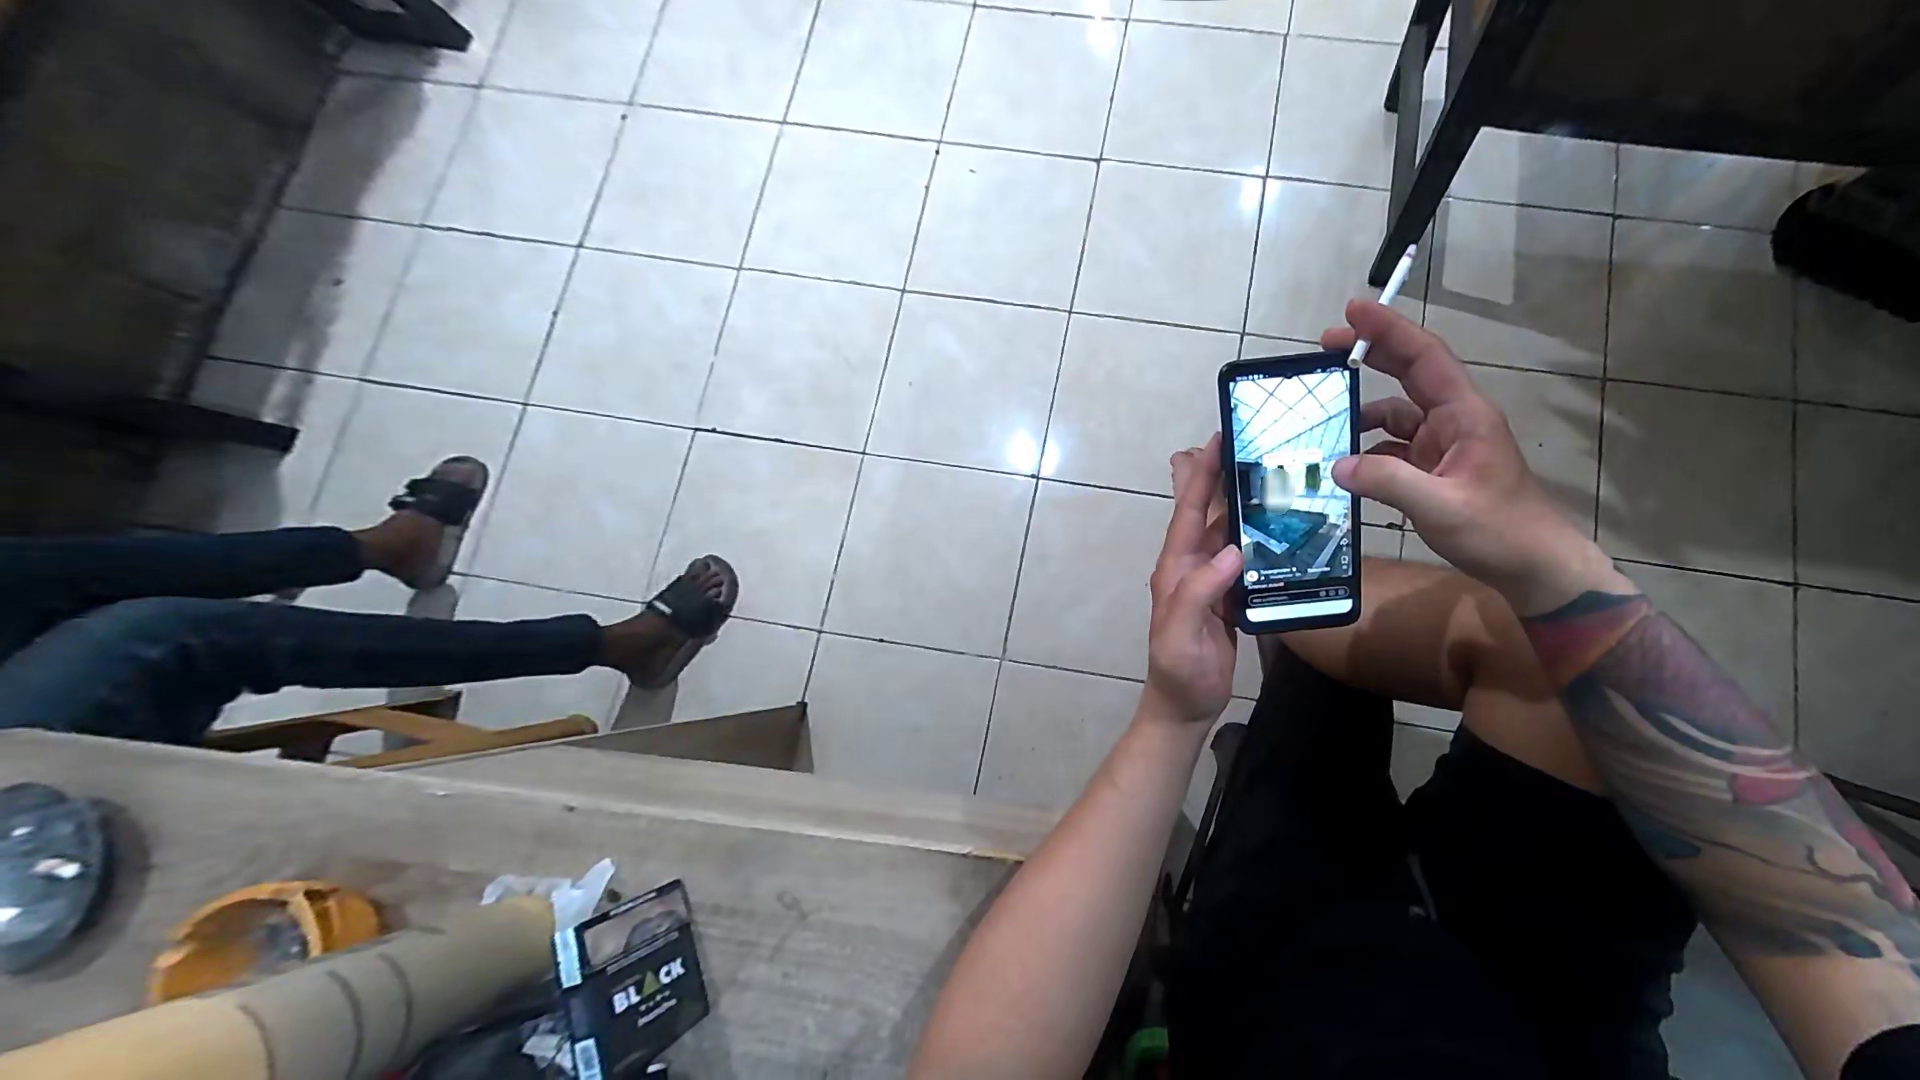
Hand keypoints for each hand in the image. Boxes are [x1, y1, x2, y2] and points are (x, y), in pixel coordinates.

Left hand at [1145, 434, 1243, 724]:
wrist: (1185, 704)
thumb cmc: (1179, 672)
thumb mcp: (1180, 635)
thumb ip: (1198, 593)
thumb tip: (1231, 551)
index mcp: (1175, 569)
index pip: (1187, 513)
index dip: (1200, 477)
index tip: (1215, 440)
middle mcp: (1190, 566)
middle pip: (1204, 513)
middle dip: (1218, 477)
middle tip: (1241, 441)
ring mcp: (1210, 580)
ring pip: (1226, 532)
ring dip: (1242, 503)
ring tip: (1269, 473)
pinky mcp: (1228, 596)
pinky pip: (1244, 559)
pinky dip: (1258, 538)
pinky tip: (1279, 527)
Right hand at [1322, 301, 1620, 613]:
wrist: (1533, 565)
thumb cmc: (1498, 530)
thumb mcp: (1440, 507)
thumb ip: (1387, 482)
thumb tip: (1335, 465)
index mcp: (1464, 416)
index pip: (1424, 359)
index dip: (1390, 330)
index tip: (1354, 310)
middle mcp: (1452, 421)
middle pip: (1408, 374)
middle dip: (1370, 354)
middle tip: (1325, 345)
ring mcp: (1441, 445)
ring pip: (1394, 413)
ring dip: (1360, 410)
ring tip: (1322, 414)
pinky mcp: (1431, 468)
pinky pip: (1389, 448)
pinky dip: (1363, 450)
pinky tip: (1341, 463)